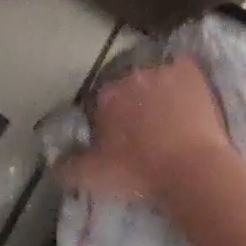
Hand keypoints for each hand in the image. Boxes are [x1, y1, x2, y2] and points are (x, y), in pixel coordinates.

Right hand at [54, 54, 238, 202]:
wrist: (191, 169)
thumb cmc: (140, 171)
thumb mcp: (95, 176)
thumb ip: (68, 168)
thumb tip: (53, 164)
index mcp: (106, 96)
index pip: (102, 103)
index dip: (109, 121)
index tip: (119, 140)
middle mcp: (131, 76)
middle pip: (128, 87)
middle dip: (133, 104)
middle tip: (145, 132)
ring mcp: (162, 71)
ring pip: (155, 78)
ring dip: (158, 92)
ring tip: (170, 120)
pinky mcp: (190, 72)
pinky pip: (182, 68)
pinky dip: (182, 79)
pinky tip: (188, 99)